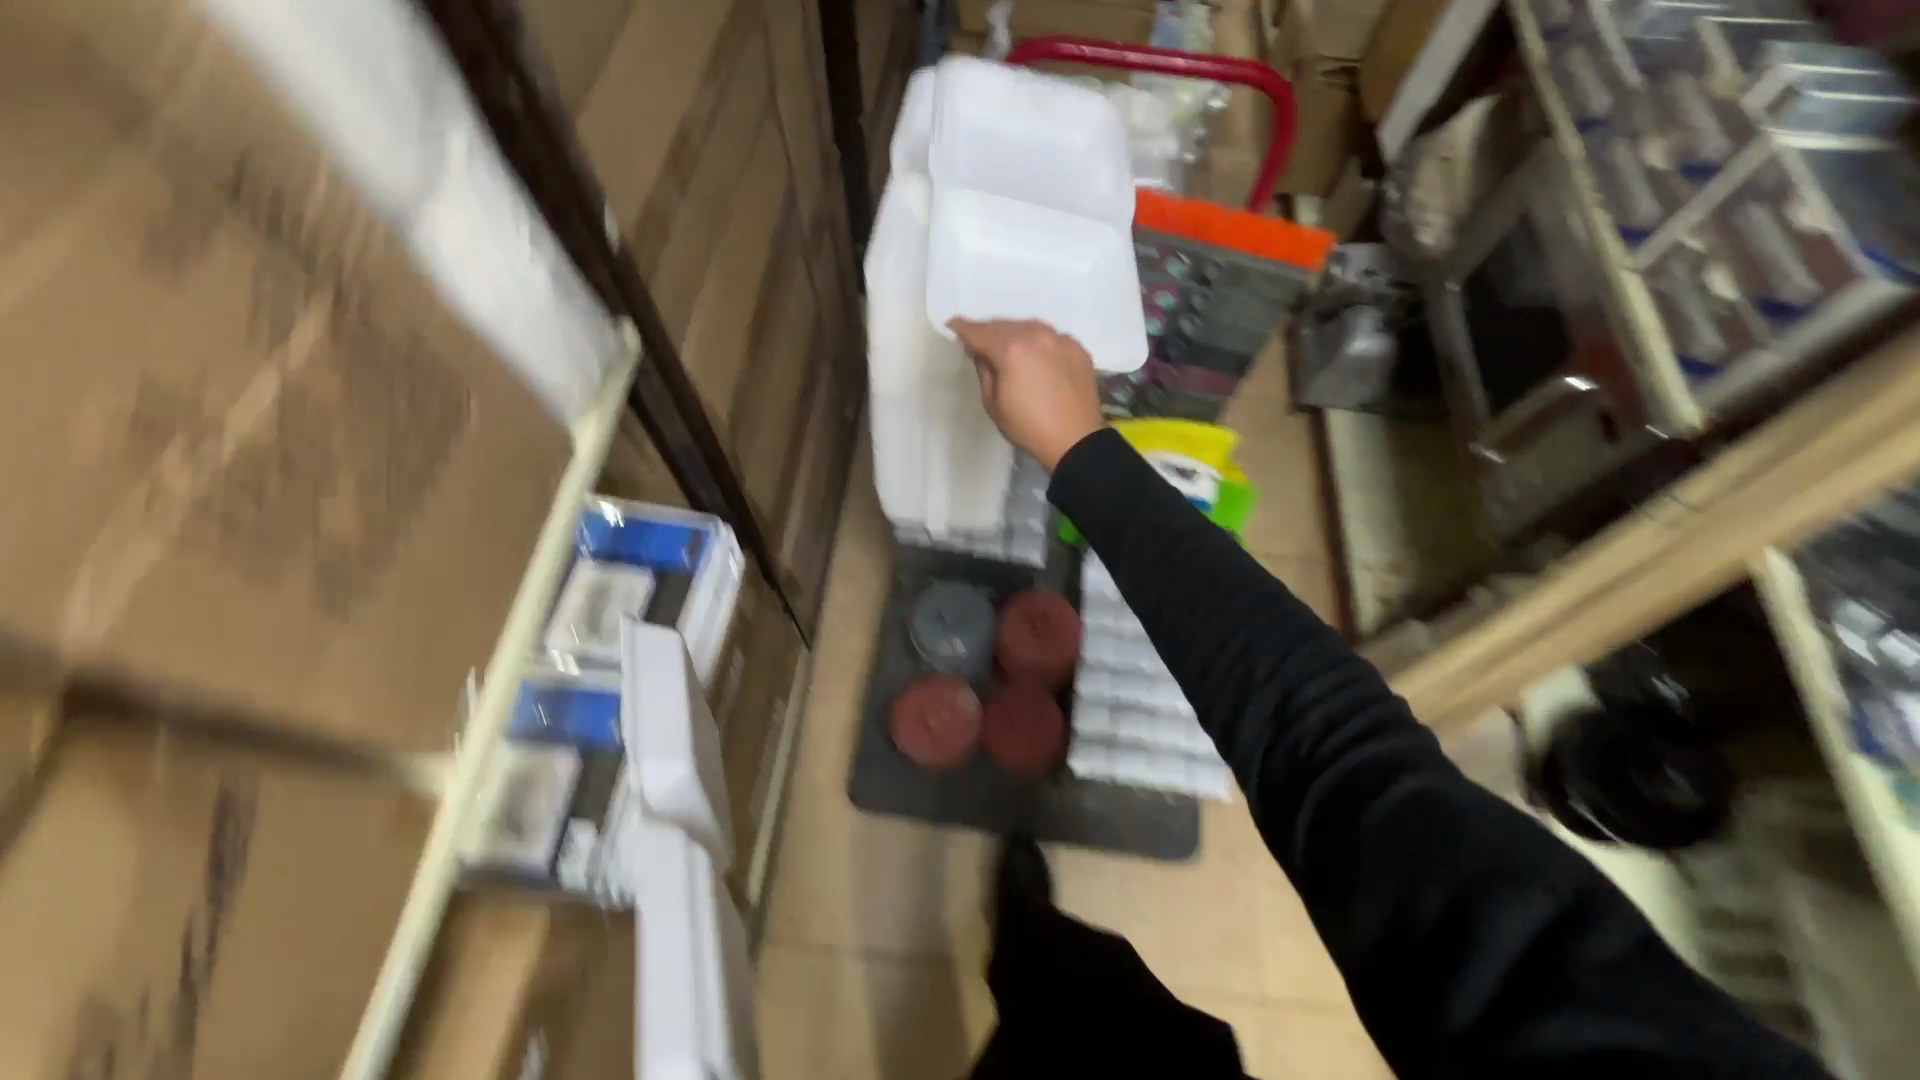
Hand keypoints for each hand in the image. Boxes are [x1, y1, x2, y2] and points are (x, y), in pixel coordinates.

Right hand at [949, 318, 1104, 471]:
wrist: (1075, 440)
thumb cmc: (1028, 427)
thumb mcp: (993, 403)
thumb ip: (984, 371)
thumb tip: (981, 352)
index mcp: (1011, 349)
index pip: (979, 332)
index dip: (963, 328)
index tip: (953, 326)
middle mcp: (1036, 335)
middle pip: (1005, 325)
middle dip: (990, 331)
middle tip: (980, 342)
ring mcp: (1060, 339)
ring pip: (1030, 327)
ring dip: (1015, 334)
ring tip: (1008, 347)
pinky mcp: (1078, 349)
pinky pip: (1052, 338)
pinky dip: (1039, 343)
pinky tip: (1037, 357)